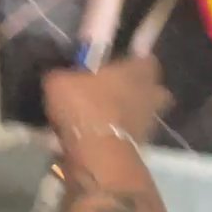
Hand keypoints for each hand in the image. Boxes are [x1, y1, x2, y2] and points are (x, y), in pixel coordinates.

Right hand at [44, 57, 171, 143]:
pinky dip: (114, 129)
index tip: (107, 65)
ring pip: (138, 109)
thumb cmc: (84, 106)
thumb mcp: (58, 80)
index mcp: (139, 70)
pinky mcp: (143, 142)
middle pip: (146, 86)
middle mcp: (153, 92)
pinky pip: (128, 129)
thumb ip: (63, 73)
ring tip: (95, 112)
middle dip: (130, 87)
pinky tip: (93, 130)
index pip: (142, 58)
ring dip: (122, 110)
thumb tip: (62, 73)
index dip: (125, 61)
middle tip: (104, 89)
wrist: (97, 153)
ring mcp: (151, 120)